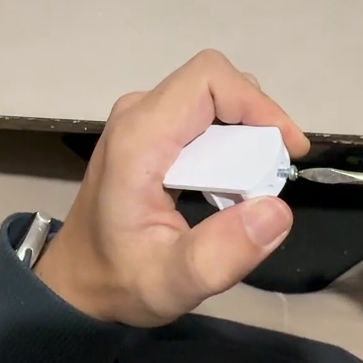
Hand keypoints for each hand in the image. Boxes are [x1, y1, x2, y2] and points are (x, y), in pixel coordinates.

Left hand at [34, 50, 309, 326]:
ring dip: (246, 133)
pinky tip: (234, 183)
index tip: (287, 149)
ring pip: (211, 98)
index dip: (256, 103)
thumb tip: (277, 210)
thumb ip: (222, 252)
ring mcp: (140, 119)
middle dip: (257, 123)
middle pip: (214, 85)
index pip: (208, 79)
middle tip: (275, 176)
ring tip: (257, 184)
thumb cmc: (117, 281)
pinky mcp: (148, 131)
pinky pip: (201, 115)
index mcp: (139, 139)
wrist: (76, 281)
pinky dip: (230, 141)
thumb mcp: (171, 283)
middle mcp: (138, 115)